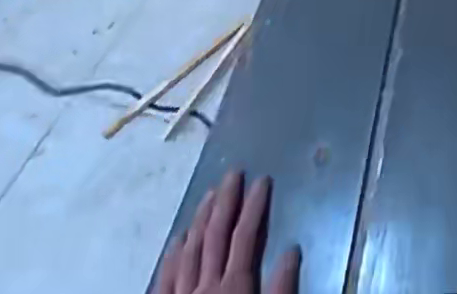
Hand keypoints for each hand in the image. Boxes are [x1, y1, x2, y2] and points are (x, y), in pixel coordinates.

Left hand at [152, 169, 299, 293]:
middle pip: (215, 235)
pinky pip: (164, 281)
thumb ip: (281, 291)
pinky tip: (177, 240)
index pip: (245, 236)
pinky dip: (172, 256)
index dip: (255, 206)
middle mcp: (204, 289)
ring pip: (189, 251)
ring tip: (208, 196)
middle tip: (232, 174)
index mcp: (234, 290)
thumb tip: (292, 250)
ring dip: (200, 220)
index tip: (263, 180)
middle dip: (225, 201)